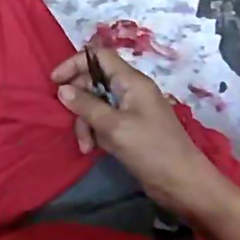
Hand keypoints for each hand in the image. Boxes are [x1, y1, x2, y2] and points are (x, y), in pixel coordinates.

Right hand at [52, 48, 228, 217]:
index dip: (75, 63)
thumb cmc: (151, 150)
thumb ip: (87, 106)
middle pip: (95, 81)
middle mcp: (131, 91)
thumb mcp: (115, 127)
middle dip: (79, 101)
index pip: (99, 56)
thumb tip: (62, 88)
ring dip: (86, 123)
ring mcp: (131, 111)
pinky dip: (96, 133)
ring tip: (86, 146)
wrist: (183, 183)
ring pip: (96, 105)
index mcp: (132, 81)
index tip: (56, 82)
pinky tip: (94, 150)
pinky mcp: (130, 130)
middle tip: (70, 120)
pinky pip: (105, 122)